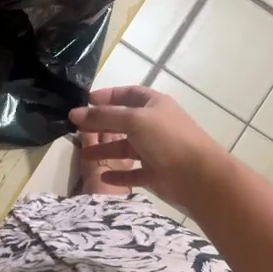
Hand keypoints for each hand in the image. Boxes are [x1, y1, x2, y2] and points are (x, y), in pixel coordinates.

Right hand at [68, 87, 229, 210]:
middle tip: (77, 129)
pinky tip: (103, 176)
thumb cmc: (167, 140)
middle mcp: (155, 126)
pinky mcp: (156, 173)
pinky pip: (133, 173)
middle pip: (123, 122)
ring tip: (84, 155)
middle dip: (101, 124)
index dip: (107, 96)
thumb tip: (74, 113)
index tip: (85, 102)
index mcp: (155, 106)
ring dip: (105, 150)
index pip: (128, 95)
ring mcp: (156, 150)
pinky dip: (118, 174)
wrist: (198, 176)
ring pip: (126, 148)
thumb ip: (103, 117)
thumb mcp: (133, 120)